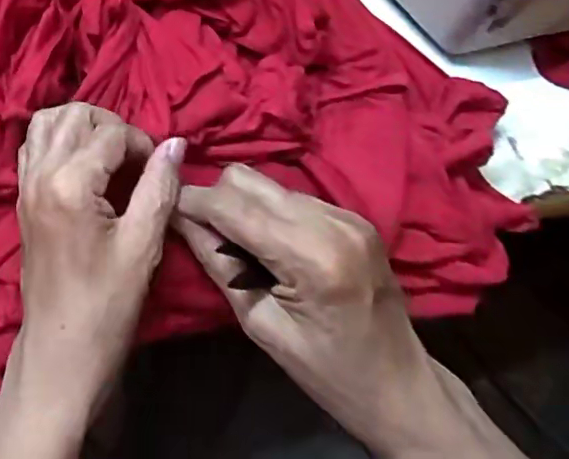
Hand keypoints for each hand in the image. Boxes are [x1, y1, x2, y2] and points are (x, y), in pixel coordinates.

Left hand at [0, 104, 184, 458]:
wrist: (58, 356)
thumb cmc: (106, 307)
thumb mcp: (143, 247)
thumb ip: (159, 187)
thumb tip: (176, 142)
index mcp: (69, 182)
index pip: (111, 132)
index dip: (142, 143)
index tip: (159, 170)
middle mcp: (40, 172)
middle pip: (75, 114)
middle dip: (111, 124)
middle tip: (135, 157)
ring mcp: (25, 183)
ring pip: (47, 120)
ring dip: (81, 124)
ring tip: (108, 151)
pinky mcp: (21, 196)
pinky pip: (33, 144)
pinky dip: (57, 138)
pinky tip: (81, 161)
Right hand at [176, 166, 520, 458]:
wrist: (404, 390)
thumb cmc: (329, 374)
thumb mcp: (263, 327)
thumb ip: (219, 265)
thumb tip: (179, 218)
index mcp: (311, 256)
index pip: (234, 206)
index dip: (192, 200)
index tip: (164, 202)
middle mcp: (331, 221)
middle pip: (248, 178)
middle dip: (215, 197)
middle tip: (201, 229)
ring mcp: (346, 213)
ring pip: (268, 182)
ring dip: (242, 202)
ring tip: (237, 241)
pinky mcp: (353, 214)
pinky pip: (292, 194)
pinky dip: (269, 209)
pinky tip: (270, 242)